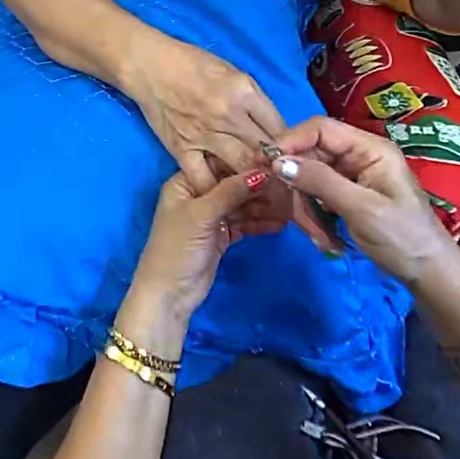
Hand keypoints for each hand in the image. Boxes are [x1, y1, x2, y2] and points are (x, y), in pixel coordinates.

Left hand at [119, 169, 270, 348]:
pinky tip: (280, 224)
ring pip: (240, 205)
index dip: (245, 164)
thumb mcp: (202, 214)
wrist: (169, 294)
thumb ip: (231, 192)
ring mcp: (209, 217)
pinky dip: (259, 223)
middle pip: (233, 186)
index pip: (219, 165)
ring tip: (290, 208)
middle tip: (288, 188)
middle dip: (258, 188)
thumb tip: (262, 171)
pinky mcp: (220, 236)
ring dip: (263, 207)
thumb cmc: (178, 247)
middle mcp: (197, 196)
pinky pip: (243, 223)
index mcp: (185, 183)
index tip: (274, 165)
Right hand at [125, 36, 285, 192]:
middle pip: (265, 150)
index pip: (279, 127)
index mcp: (244, 91)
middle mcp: (228, 115)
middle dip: (278, 167)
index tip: (292, 157)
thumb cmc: (192, 63)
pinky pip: (204, 179)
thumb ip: (254, 100)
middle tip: (284, 179)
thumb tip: (274, 128)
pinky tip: (227, 194)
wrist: (150, 66)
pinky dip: (218, 189)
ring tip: (263, 190)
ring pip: (241, 167)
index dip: (290, 146)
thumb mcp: (233, 72)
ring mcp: (204, 135)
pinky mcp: (182, 149)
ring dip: (255, 181)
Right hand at [267, 116, 459, 291]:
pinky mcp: (347, 196)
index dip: (291, 141)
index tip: (266, 162)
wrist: (429, 275)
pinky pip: (317, 197)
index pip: (320, 129)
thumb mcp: (360, 209)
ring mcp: (353, 176)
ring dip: (307, 209)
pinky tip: (325, 239)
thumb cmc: (403, 238)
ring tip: (320, 238)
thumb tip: (279, 162)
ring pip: (310, 179)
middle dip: (299, 187)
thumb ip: (320, 182)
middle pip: (311, 156)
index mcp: (370, 148)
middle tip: (296, 217)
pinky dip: (315, 217)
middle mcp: (359, 156)